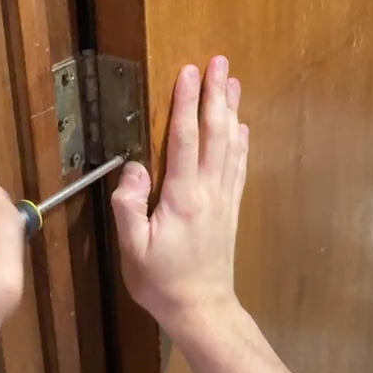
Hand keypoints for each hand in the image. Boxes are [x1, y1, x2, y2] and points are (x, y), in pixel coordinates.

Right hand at [110, 56, 249, 333]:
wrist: (202, 309)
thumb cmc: (161, 281)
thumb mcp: (133, 249)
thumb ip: (129, 207)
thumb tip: (133, 168)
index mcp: (183, 197)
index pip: (184, 139)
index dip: (185, 103)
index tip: (188, 72)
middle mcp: (209, 190)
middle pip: (214, 133)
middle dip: (216, 95)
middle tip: (219, 62)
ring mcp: (223, 198)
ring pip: (231, 144)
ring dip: (231, 110)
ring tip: (233, 81)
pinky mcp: (230, 208)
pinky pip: (239, 166)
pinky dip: (242, 142)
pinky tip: (242, 126)